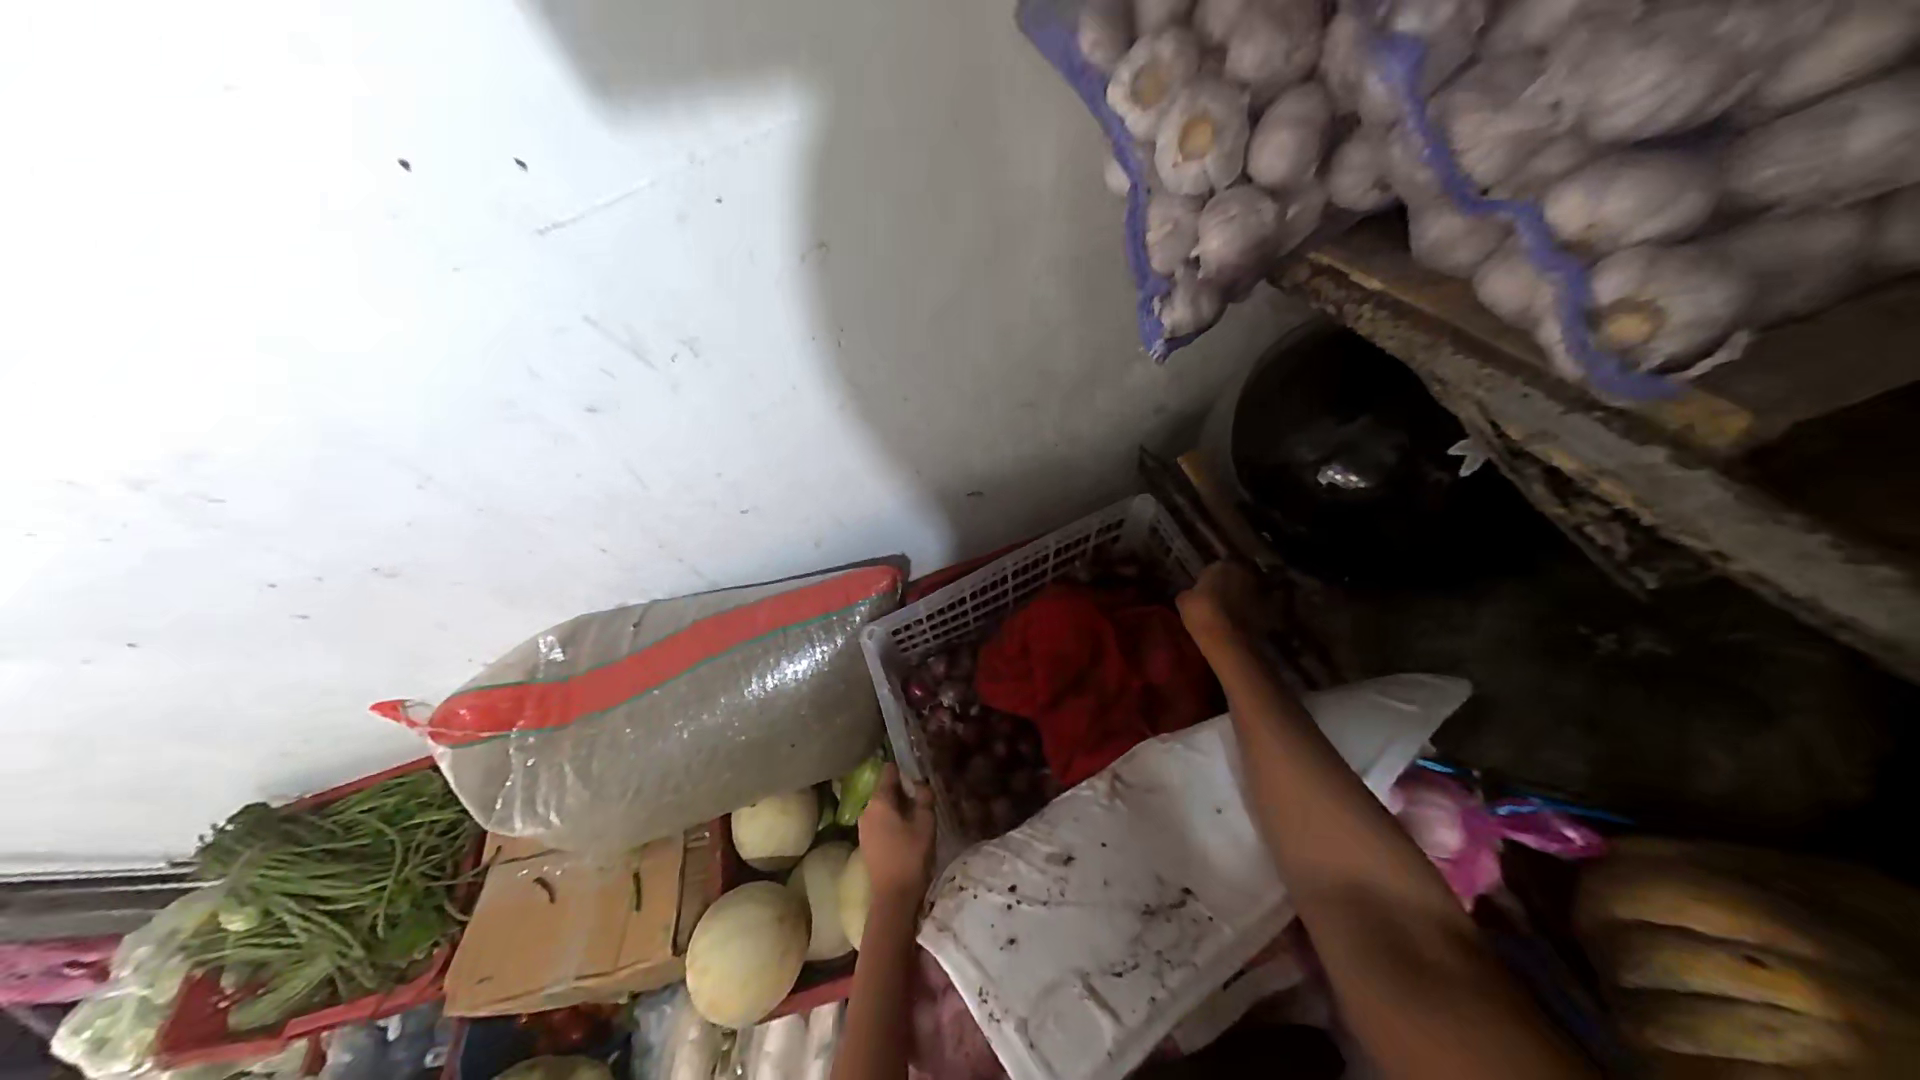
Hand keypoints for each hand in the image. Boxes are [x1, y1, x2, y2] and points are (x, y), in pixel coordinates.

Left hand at [857, 763, 935, 901]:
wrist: (894, 897)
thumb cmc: (911, 855)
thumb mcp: (925, 823)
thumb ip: (924, 798)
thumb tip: (920, 783)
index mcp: (879, 801)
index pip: (888, 772)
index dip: (903, 770)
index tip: (918, 774)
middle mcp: (866, 810)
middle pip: (885, 790)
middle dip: (902, 791)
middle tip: (923, 798)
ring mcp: (863, 827)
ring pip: (882, 807)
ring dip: (898, 808)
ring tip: (917, 816)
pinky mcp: (865, 843)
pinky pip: (879, 822)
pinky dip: (892, 821)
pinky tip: (906, 832)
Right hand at [1176, 561, 1263, 645]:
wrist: (1228, 640)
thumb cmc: (1201, 614)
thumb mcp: (1183, 601)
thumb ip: (1189, 592)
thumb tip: (1191, 593)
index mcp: (1221, 565)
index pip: (1212, 569)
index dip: (1207, 581)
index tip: (1202, 592)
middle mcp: (1244, 572)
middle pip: (1234, 576)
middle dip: (1227, 586)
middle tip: (1217, 600)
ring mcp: (1260, 589)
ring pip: (1248, 590)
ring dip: (1242, 597)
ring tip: (1231, 612)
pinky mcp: (1271, 608)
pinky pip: (1260, 607)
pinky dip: (1254, 611)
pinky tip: (1244, 622)